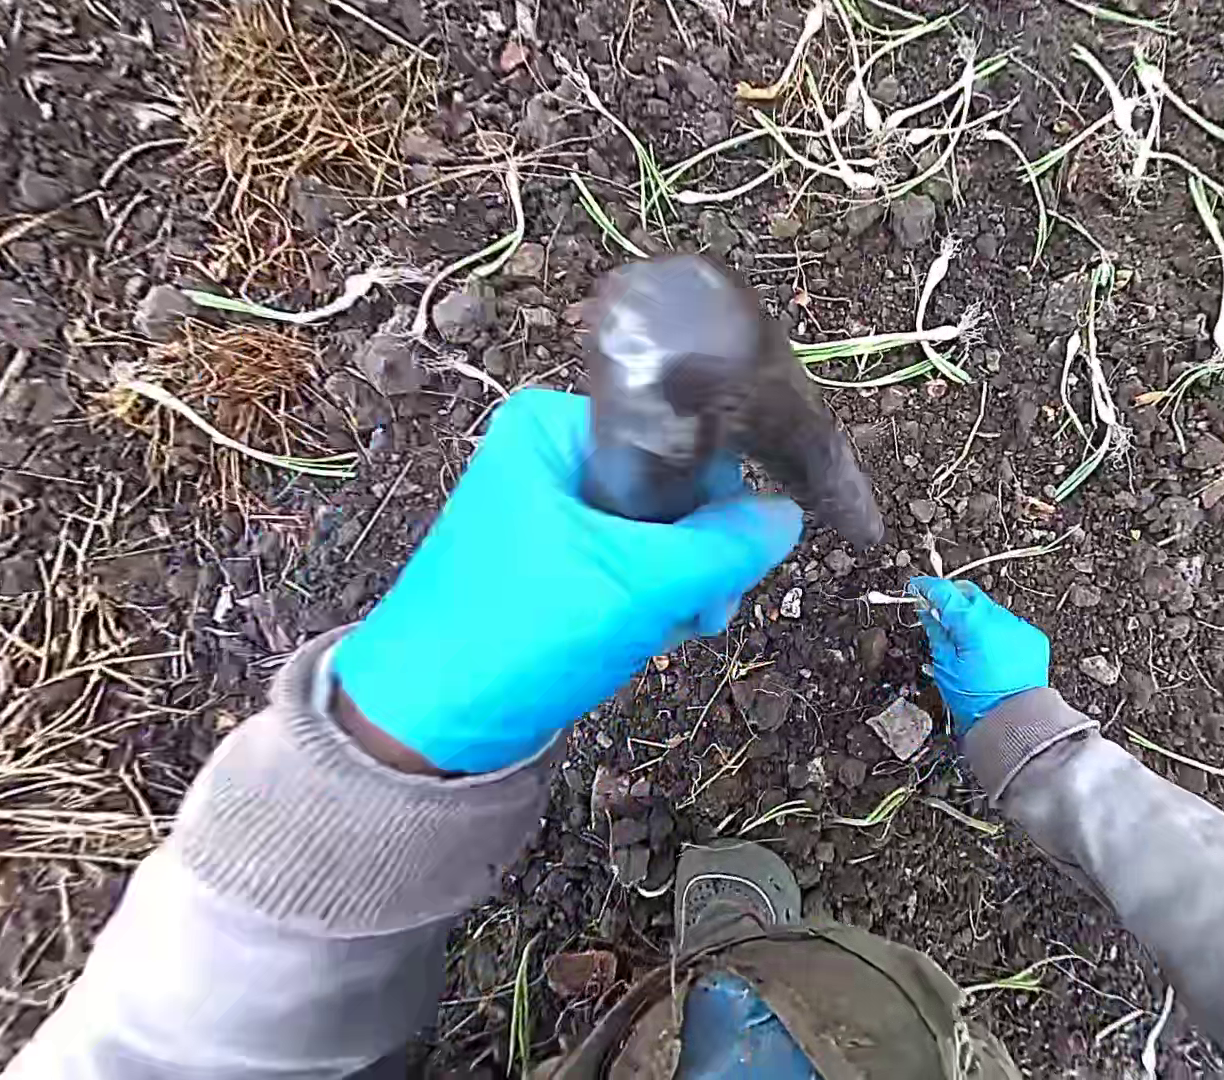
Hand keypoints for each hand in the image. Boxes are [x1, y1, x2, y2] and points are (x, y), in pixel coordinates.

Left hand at [334, 390, 800, 772]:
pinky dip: (658, 597)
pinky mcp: (565, 553)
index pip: (681, 446)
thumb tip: (791, 515)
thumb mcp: (640, 582)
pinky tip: (650, 632)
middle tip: (698, 611)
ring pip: (666, 532)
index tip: (720, 573)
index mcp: (559, 429)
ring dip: (684, 585)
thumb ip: (726, 544)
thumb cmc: (527, 632)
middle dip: (699, 559)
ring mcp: (562, 507)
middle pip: (678, 492)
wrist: (432, 728)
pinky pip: (640, 560)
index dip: (716, 508)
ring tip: (668, 629)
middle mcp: (560, 456)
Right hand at [906, 577, 1049, 732]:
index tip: (918, 586)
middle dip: (952, 599)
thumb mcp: (945, 666)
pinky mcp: (1032, 638)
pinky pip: (1008, 625)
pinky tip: (988, 651)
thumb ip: (936, 632)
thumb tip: (927, 610)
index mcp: (974, 623)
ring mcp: (1017, 627)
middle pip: (969, 594)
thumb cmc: (978, 701)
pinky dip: (995, 631)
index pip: (946, 591)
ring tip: (965, 641)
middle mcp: (999, 618)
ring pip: (989, 609)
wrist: (1016, 723)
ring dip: (974, 617)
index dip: (928, 587)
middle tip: (937, 613)